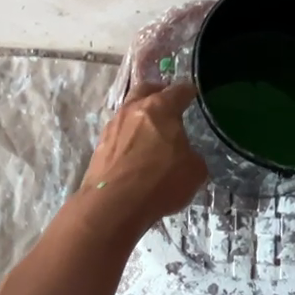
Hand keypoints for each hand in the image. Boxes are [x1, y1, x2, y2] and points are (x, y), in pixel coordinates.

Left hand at [78, 81, 206, 230]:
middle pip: (145, 90)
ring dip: (139, 117)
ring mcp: (112, 127)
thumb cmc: (161, 181)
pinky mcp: (99, 147)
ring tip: (149, 130)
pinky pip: (118, 135)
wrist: (114, 205)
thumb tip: (185, 156)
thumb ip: (192, 156)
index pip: (178, 91)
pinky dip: (127, 139)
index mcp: (160, 108)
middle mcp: (133, 110)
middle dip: (156, 92)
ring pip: (128, 112)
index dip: (187, 91)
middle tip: (165, 99)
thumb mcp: (194, 171)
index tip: (191, 93)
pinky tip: (134, 152)